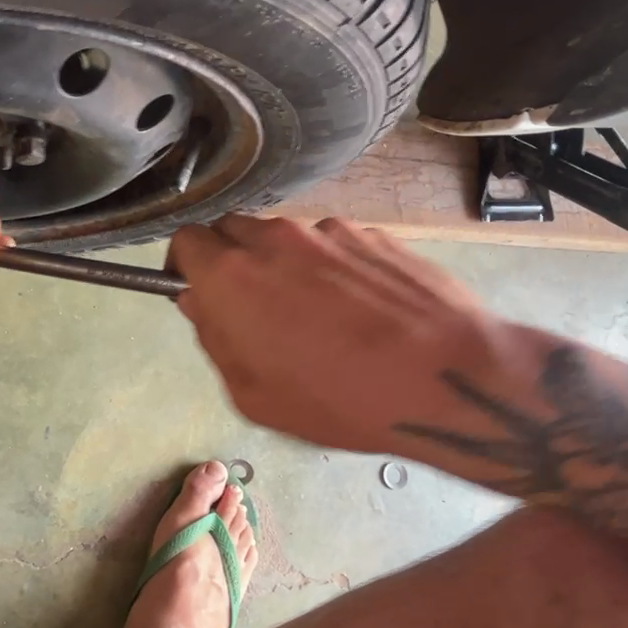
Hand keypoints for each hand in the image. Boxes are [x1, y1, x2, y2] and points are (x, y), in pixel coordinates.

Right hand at [169, 216, 537, 452]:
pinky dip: (328, 265)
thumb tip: (199, 302)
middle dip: (228, 259)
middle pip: (231, 230)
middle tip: (249, 304)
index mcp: (231, 275)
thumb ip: (213, 338)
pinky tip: (356, 307)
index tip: (196, 291)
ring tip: (313, 310)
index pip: (185, 240)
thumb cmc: (336, 397)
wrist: (444, 377)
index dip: (184, 265)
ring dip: (280, 262)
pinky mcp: (373, 233)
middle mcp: (274, 238)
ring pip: (282, 235)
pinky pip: (331, 243)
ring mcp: (327, 231)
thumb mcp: (251, 394)